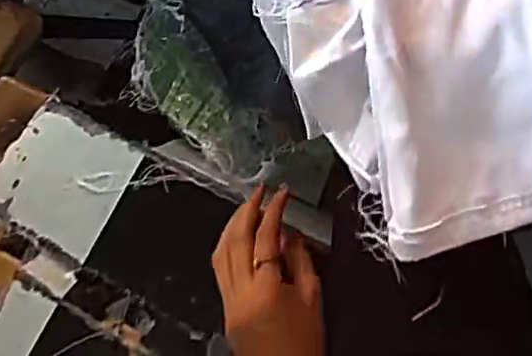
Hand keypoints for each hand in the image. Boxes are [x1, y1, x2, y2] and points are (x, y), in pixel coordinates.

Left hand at [213, 186, 322, 355]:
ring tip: (250, 206)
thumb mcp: (312, 297)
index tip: (282, 193)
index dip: (274, 209)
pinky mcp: (226, 311)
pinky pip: (220, 268)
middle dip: (247, 209)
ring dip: (234, 224)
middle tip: (261, 191)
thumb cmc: (305, 344)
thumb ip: (300, 259)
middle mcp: (241, 295)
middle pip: (236, 239)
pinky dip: (228, 244)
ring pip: (221, 252)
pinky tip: (240, 235)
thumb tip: (289, 232)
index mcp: (265, 290)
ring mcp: (229, 304)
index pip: (265, 236)